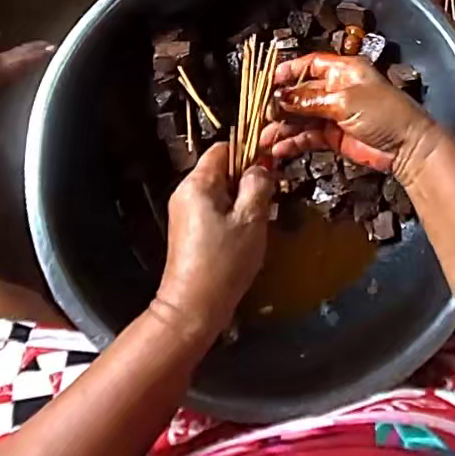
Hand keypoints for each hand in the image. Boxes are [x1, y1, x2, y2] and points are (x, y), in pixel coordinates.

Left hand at [155, 143, 273, 335]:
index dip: (248, 152)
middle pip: (221, 169)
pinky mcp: (187, 229)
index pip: (223, 148)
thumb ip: (258, 185)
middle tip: (270, 197)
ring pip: (219, 190)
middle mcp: (185, 191)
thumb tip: (261, 165)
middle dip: (247, 179)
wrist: (193, 307)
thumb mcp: (251, 219)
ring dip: (241, 198)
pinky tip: (245, 233)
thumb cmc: (224, 261)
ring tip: (261, 218)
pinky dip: (231, 213)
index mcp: (197, 182)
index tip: (270, 165)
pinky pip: (212, 208)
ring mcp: (184, 210)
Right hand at [261, 52, 445, 180]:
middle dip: (280, 104)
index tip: (268, 81)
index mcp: (342, 71)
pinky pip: (307, 136)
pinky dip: (292, 142)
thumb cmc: (384, 114)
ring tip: (263, 137)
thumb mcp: (344, 101)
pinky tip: (278, 148)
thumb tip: (281, 98)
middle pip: (300, 93)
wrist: (408, 149)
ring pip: (300, 117)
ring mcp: (333, 113)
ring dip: (282, 127)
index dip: (288, 71)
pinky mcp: (333, 136)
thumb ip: (309, 100)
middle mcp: (335, 89)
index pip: (309, 65)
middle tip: (261, 114)